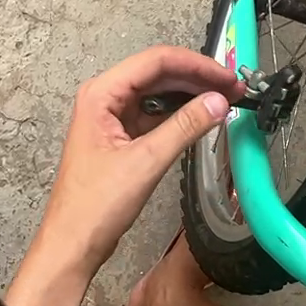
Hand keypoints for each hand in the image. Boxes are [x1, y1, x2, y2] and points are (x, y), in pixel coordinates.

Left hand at [32, 46, 242, 277]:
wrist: (73, 243)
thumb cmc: (92, 207)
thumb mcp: (146, 162)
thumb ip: (184, 127)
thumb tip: (217, 103)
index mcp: (101, 94)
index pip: (155, 61)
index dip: (196, 65)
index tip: (225, 76)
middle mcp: (104, 98)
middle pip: (158, 73)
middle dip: (197, 78)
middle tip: (232, 88)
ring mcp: (112, 116)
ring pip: (159, 92)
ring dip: (192, 94)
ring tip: (224, 100)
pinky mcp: (121, 135)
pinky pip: (156, 113)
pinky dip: (181, 113)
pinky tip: (201, 117)